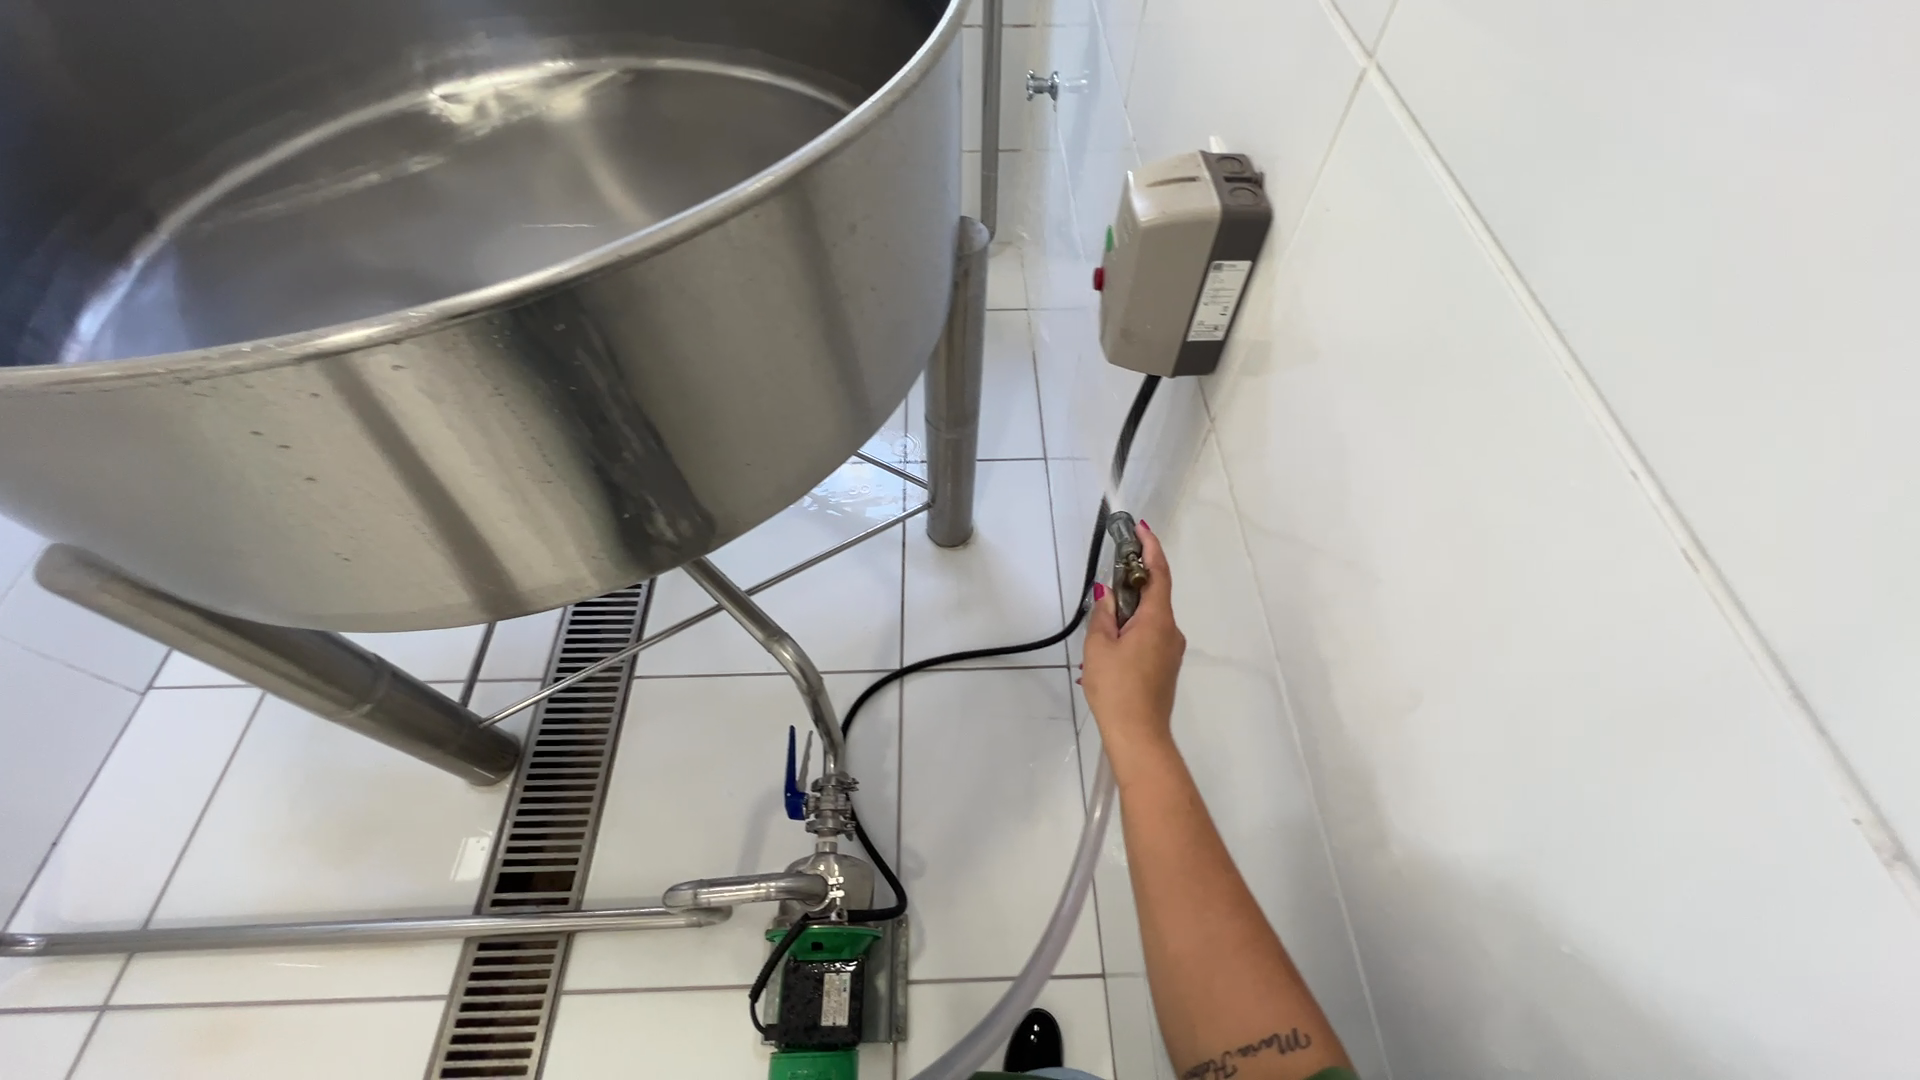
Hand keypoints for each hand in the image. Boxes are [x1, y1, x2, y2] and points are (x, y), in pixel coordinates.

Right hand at [1081, 520, 1185, 765]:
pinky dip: (1129, 634)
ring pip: (1148, 620)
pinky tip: (1107, 653)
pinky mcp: (1165, 667)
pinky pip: (1148, 638)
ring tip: (1098, 634)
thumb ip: (1103, 614)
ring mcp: (1171, 651)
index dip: (1150, 549)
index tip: (1141, 529)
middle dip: (1130, 587)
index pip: (1158, 574)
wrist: (1138, 735)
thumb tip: (1107, 593)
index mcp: (1157, 620)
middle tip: (1105, 585)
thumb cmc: (1116, 687)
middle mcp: (1171, 631)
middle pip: (1152, 597)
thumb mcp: (1099, 646)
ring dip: (1126, 616)